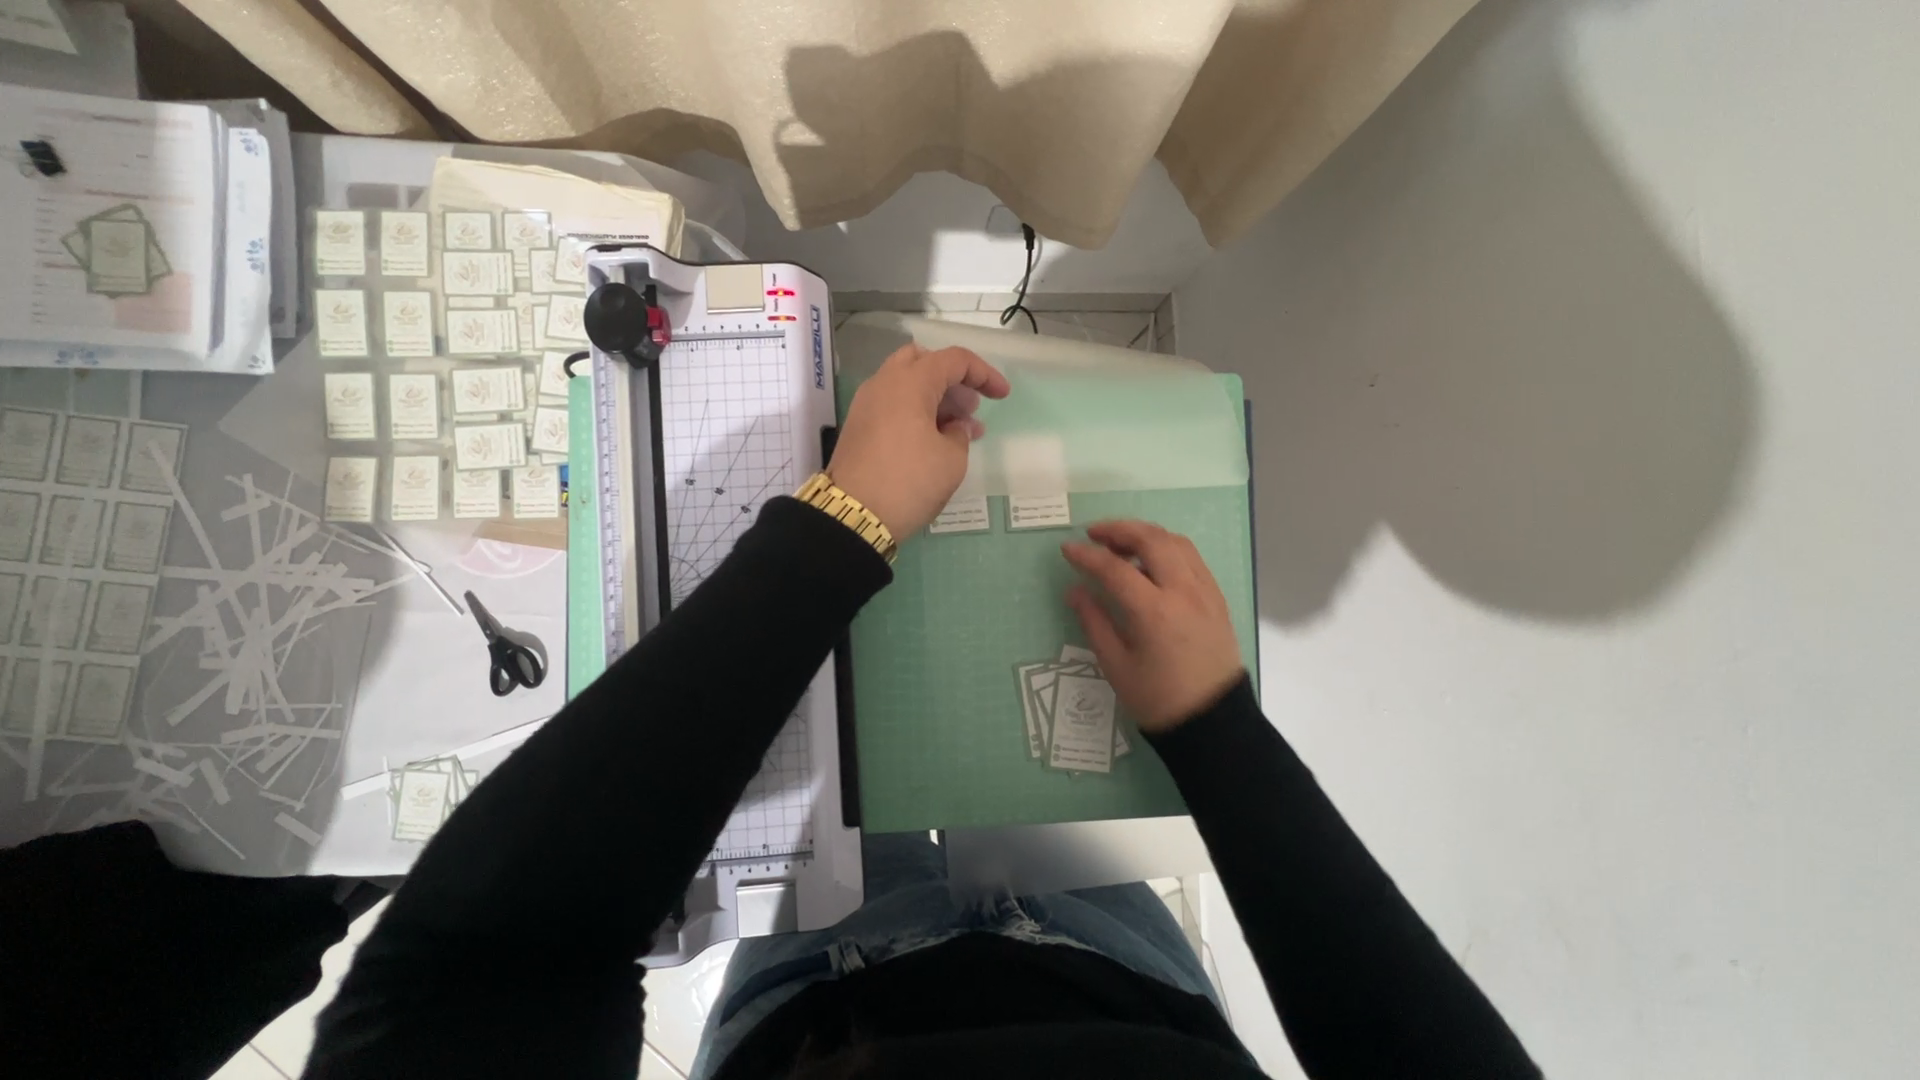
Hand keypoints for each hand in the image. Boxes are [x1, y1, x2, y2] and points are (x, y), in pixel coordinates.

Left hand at [829, 344, 1009, 536]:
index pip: (954, 360)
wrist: (853, 516)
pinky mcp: (859, 426)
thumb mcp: (951, 460)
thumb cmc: (909, 482)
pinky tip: (933, 439)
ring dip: (935, 397)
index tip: (1002, 396)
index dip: (984, 374)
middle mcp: (884, 383)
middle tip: (971, 408)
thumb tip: (954, 427)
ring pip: (906, 383)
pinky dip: (916, 411)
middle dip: (953, 379)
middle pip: (923, 361)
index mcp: (910, 382)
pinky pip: (892, 404)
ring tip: (959, 430)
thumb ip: (960, 434)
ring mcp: (867, 404)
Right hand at [1061, 521, 1245, 732]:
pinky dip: (1167, 548)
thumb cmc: (1158, 699)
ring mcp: (1205, 592)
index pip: (1115, 568)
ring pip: (1176, 542)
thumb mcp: (1116, 665)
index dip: (1087, 556)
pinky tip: (1151, 561)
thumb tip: (1075, 591)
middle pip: (1151, 540)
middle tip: (1094, 534)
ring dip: (1145, 534)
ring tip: (1121, 544)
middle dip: (1119, 530)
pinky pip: (1192, 558)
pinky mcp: (1216, 598)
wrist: (1213, 721)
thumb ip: (1094, 621)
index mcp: (1154, 612)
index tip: (1067, 550)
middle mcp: (1183, 592)